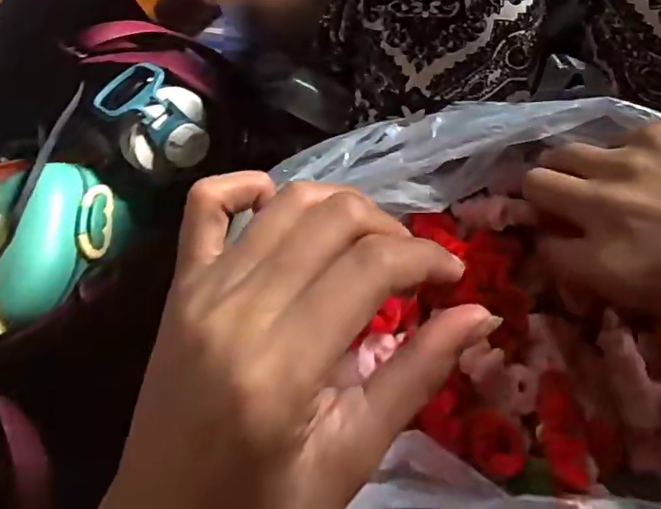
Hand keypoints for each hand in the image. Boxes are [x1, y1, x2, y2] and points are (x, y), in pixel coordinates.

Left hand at [104, 175, 498, 508]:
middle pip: (334, 219)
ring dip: (340, 204)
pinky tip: (279, 202)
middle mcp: (239, 310)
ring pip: (287, 201)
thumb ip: (415, 376)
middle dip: (390, 228)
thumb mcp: (350, 456)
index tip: (453, 274)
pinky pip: (206, 202)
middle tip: (411, 264)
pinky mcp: (180, 282)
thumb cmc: (262, 504)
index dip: (425, 257)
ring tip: (364, 240)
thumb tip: (480, 314)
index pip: (370, 267)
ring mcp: (203, 288)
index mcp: (282, 367)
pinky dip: (247, 185)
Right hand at [523, 122, 660, 345]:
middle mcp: (609, 206)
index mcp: (613, 265)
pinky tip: (652, 169)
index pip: (544, 247)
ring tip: (593, 179)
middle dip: (540, 196)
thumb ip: (614, 277)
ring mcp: (631, 161)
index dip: (549, 247)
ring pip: (564, 150)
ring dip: (569, 168)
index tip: (562, 246)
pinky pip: (614, 138)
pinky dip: (618, 155)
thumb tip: (582, 252)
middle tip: (562, 204)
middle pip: (536, 182)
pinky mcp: (658, 131)